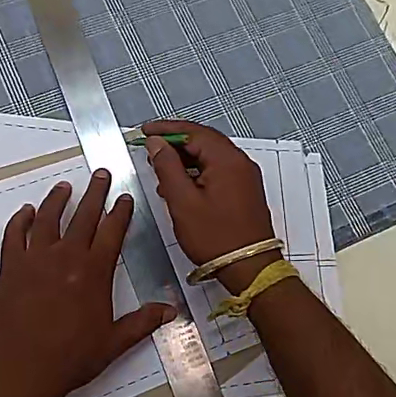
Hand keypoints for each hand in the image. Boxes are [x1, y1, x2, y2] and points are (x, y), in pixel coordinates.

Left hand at [0, 170, 172, 396]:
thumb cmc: (68, 358)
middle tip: (101, 175)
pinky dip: (20, 220)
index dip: (120, 212)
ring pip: (48, 218)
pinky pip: (15, 234)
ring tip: (64, 186)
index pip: (112, 231)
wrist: (21, 368)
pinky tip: (25, 212)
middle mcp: (66, 257)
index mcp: (93, 272)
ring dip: (58, 199)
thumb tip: (169, 311)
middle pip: (84, 215)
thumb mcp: (113, 342)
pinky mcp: (11, 267)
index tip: (125, 198)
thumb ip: (143, 322)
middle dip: (95, 192)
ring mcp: (36, 259)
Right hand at [141, 120, 276, 291]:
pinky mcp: (245, 190)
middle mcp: (240, 163)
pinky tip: (181, 184)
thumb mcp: (182, 201)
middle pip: (204, 140)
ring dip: (186, 157)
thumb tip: (157, 144)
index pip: (193, 131)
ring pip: (211, 155)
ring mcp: (245, 176)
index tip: (146, 131)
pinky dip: (198, 170)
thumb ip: (167, 167)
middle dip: (175, 141)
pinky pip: (218, 169)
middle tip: (151, 147)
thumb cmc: (216, 238)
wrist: (249, 268)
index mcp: (227, 160)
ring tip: (161, 167)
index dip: (166, 129)